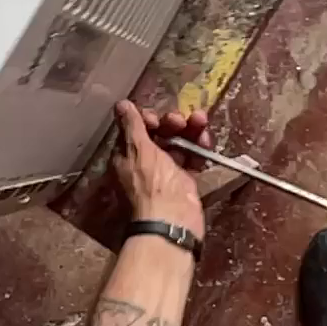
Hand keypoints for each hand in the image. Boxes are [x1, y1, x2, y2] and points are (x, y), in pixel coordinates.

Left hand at [111, 101, 209, 236]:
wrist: (172, 222)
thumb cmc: (152, 184)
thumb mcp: (139, 150)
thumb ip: (132, 125)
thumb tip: (120, 104)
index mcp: (126, 156)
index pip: (135, 130)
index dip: (147, 119)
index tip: (156, 119)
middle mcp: (144, 163)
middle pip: (158, 134)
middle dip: (171, 123)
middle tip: (180, 121)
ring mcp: (165, 173)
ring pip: (178, 143)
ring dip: (189, 130)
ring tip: (201, 121)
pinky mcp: (183, 181)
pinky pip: (191, 158)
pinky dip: (199, 148)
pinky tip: (206, 140)